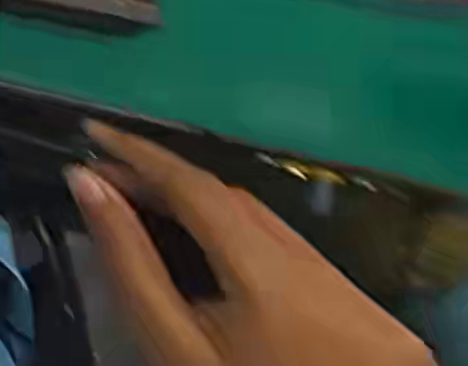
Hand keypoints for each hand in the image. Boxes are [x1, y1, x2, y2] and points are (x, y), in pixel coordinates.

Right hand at [69, 121, 432, 365]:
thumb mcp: (164, 337)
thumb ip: (124, 253)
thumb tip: (84, 179)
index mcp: (282, 288)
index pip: (199, 190)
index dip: (140, 152)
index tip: (91, 129)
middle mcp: (340, 290)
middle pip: (236, 202)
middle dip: (164, 179)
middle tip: (105, 174)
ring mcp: (371, 312)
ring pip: (268, 225)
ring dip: (200, 203)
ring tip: (142, 200)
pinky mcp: (384, 330)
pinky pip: (296, 255)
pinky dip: (238, 233)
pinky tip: (202, 242)